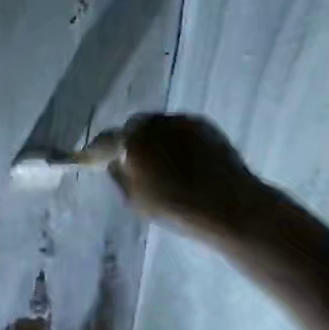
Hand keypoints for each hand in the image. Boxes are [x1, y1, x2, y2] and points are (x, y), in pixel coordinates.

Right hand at [107, 114, 276, 238]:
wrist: (231, 207)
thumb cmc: (176, 206)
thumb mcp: (134, 199)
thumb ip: (118, 176)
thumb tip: (115, 163)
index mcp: (132, 140)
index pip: (106, 140)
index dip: (100, 150)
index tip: (97, 158)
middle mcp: (155, 123)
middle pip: (134, 127)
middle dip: (132, 140)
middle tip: (134, 159)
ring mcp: (183, 122)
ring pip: (159, 126)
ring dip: (155, 139)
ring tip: (161, 160)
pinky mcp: (206, 127)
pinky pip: (181, 129)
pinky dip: (177, 140)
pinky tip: (183, 159)